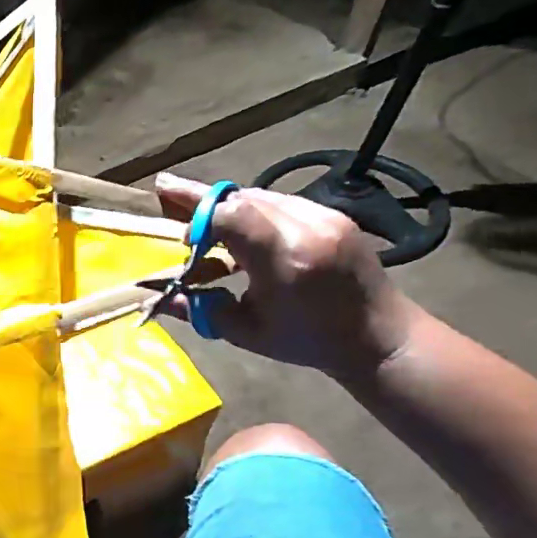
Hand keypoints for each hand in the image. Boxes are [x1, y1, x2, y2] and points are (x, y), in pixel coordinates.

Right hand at [152, 173, 417, 383]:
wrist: (378, 336)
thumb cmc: (307, 342)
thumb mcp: (247, 333)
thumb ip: (200, 309)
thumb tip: (158, 297)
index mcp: (285, 261)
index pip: (232, 215)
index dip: (197, 213)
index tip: (181, 231)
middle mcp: (306, 228)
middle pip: (242, 198)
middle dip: (207, 204)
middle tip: (172, 201)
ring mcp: (325, 216)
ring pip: (262, 195)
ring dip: (232, 207)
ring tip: (209, 221)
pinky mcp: (335, 213)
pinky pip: (283, 201)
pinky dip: (258, 212)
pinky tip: (248, 231)